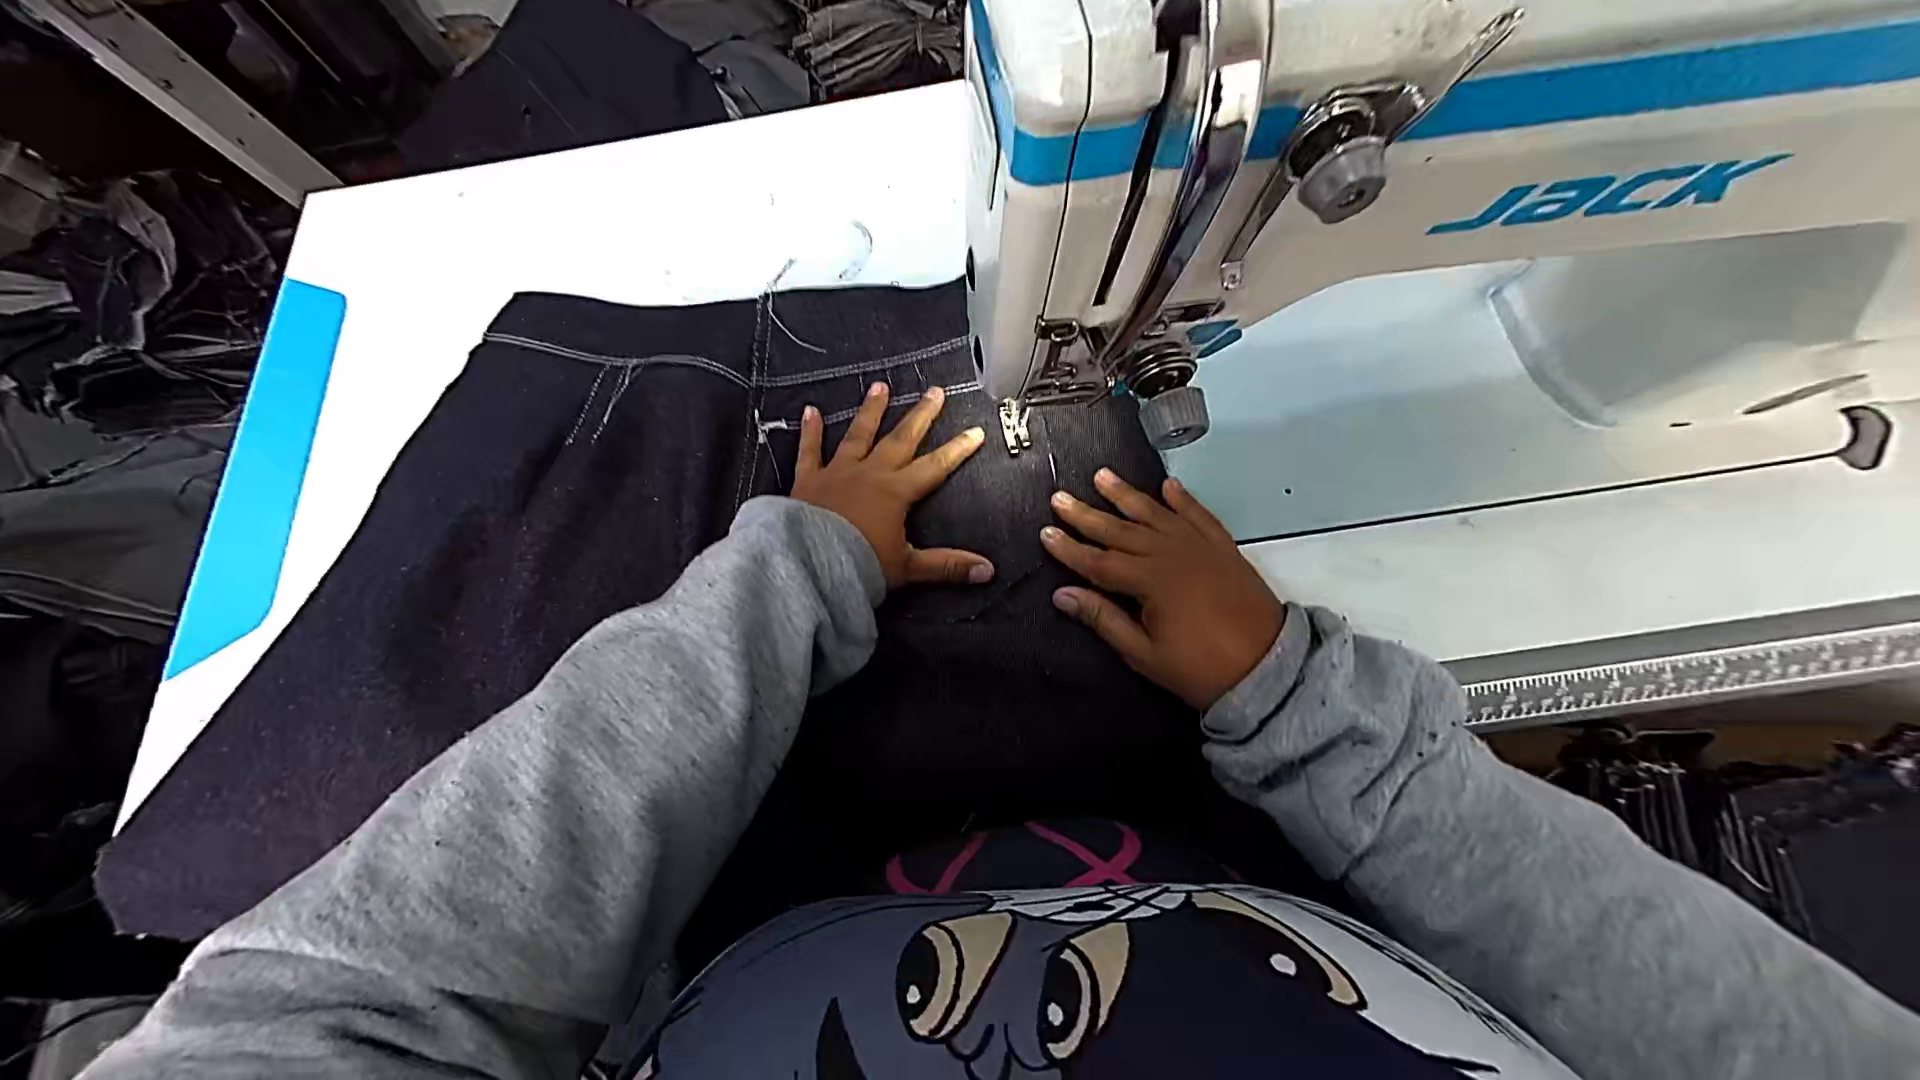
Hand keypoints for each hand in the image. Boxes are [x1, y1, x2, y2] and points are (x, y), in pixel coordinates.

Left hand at [791, 381, 993, 589]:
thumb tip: (986, 571)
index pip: (935, 467)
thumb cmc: (858, 565)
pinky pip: (810, 451)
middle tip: (934, 392)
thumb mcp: (908, 567)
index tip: (975, 432)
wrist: (807, 563)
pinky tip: (810, 411)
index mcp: (895, 492)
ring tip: (880, 387)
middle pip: (900, 439)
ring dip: (871, 411)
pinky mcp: (808, 480)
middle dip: (921, 415)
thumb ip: (947, 566)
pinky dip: (810, 432)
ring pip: (858, 435)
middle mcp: (869, 474)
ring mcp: (837, 472)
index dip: (958, 449)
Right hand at [1041, 469, 1283, 709]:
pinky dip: (1183, 499)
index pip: (1098, 561)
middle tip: (1060, 497)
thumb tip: (1062, 595)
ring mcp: (1199, 547)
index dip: (1069, 548)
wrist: (1269, 668)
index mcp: (1150, 581)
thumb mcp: (1144, 653)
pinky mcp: (1222, 548)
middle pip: (1120, 530)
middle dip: (1086, 514)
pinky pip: (1198, 515)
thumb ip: (1103, 619)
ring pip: (1155, 514)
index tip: (1045, 533)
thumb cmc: (1200, 668)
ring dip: (1127, 495)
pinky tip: (1168, 485)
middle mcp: (1172, 554)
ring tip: (1102, 476)